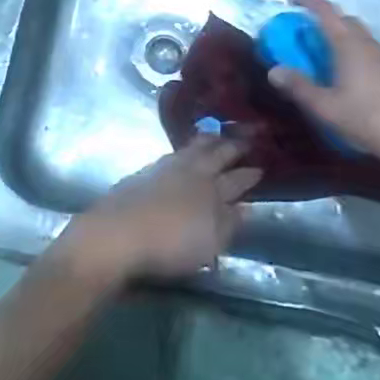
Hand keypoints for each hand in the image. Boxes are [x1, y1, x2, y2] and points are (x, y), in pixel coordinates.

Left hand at [57, 137, 261, 283]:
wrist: (117, 234)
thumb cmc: (169, 245)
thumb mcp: (209, 243)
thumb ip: (230, 223)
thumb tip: (246, 206)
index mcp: (213, 189)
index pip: (237, 179)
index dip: (250, 173)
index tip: (262, 165)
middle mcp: (194, 172)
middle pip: (218, 154)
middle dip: (234, 146)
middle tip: (247, 134)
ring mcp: (167, 168)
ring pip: (195, 148)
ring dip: (209, 141)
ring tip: (216, 135)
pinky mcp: (145, 171)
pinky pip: (175, 152)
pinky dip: (186, 149)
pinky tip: (183, 153)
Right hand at [267, 0, 379, 167]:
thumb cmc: (367, 119)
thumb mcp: (325, 107)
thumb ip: (299, 87)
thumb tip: (274, 71)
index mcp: (348, 44)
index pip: (325, 11)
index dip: (307, 0)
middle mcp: (367, 43)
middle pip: (344, 19)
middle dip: (324, 18)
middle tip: (305, 32)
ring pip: (358, 34)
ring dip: (339, 34)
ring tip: (322, 53)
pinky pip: (367, 48)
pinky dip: (351, 49)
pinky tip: (345, 73)